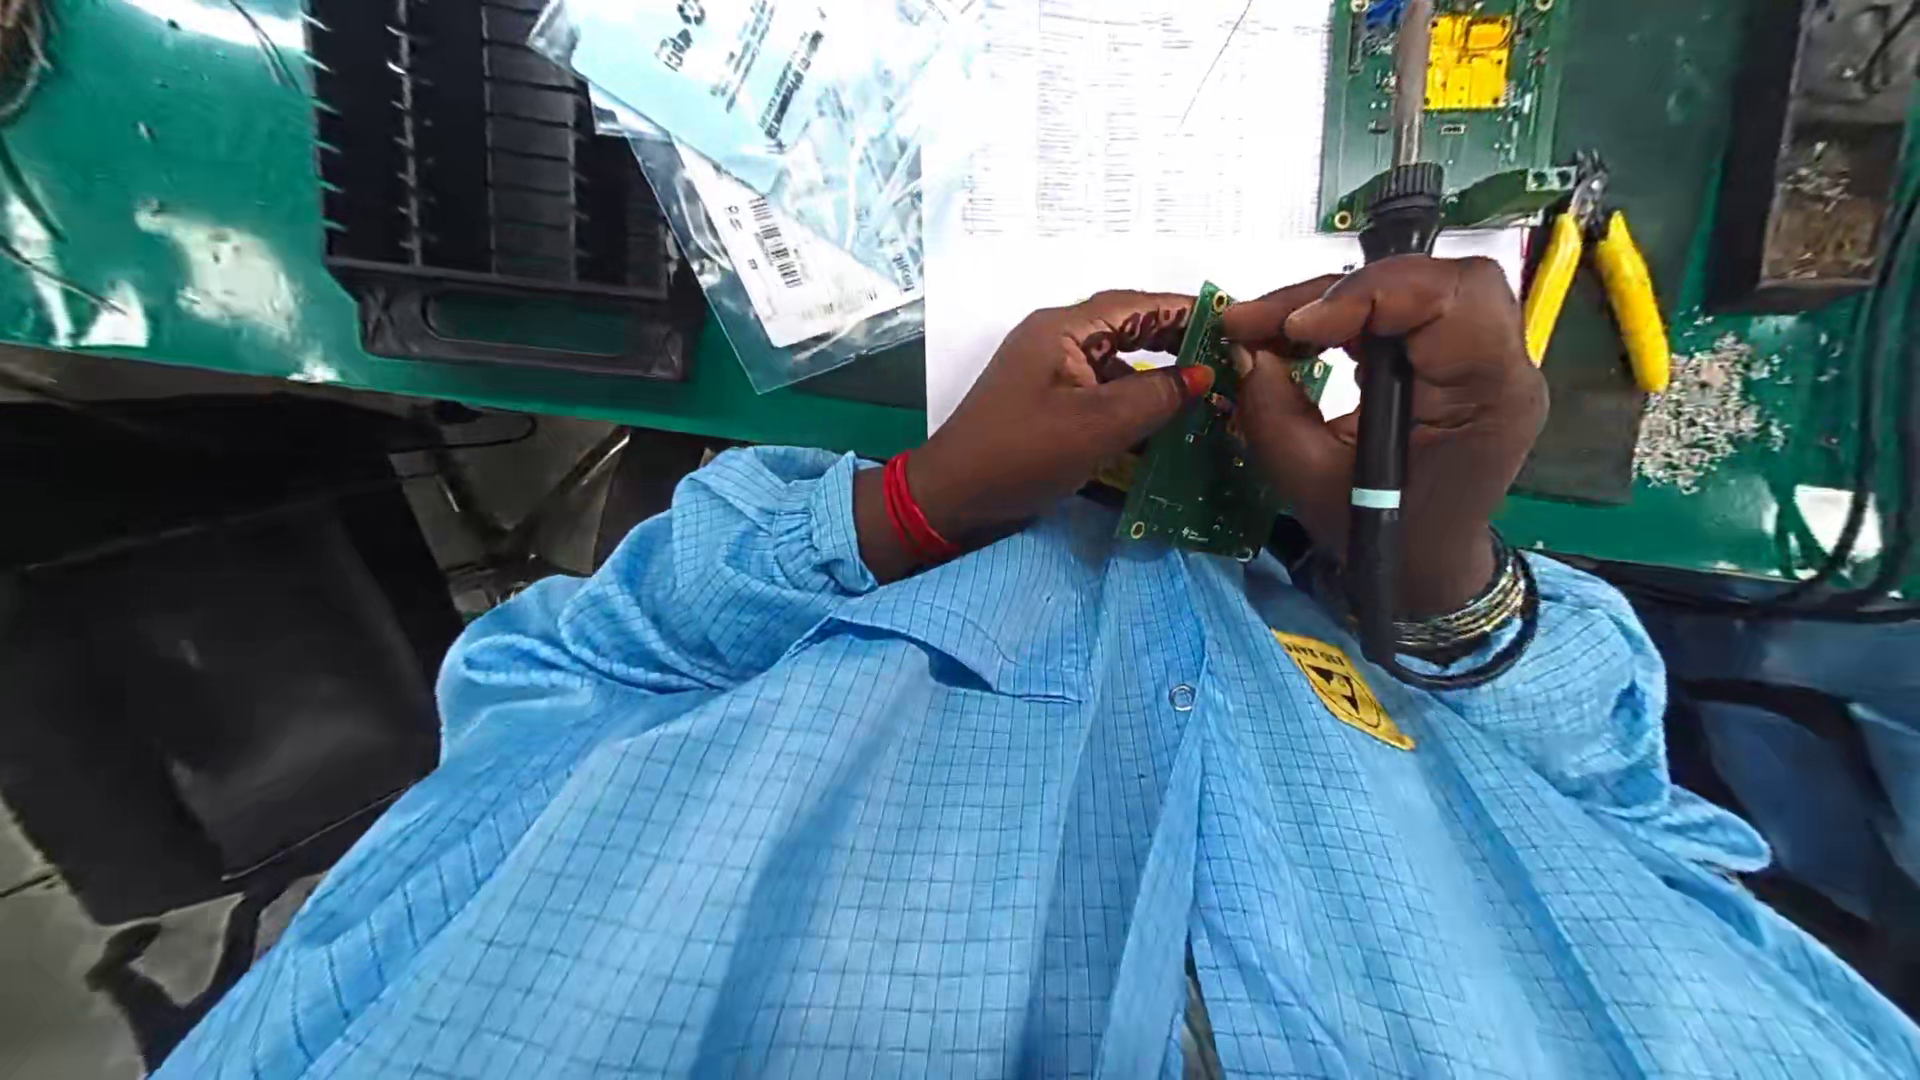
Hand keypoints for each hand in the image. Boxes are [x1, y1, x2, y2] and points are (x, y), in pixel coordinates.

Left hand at [856, 291, 1214, 581]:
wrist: (952, 497)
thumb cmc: (1021, 455)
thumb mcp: (1097, 425)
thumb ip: (1155, 395)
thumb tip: (1203, 375)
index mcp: (1060, 329)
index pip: (1135, 304)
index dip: (1186, 311)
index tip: (1233, 323)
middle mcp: (1053, 342)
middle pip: (1125, 331)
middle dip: (1175, 345)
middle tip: (1225, 361)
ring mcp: (1047, 376)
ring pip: (1112, 367)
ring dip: (1153, 380)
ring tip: (1202, 397)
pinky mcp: (1044, 408)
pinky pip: (1096, 396)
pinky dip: (1126, 407)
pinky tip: (1157, 428)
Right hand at [1222, 255, 1547, 615]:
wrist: (1422, 565)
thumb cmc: (1376, 534)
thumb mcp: (1307, 479)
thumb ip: (1273, 411)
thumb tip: (1246, 349)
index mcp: (1485, 398)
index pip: (1446, 302)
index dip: (1363, 298)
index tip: (1289, 329)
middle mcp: (1501, 365)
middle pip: (1435, 281)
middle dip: (1338, 291)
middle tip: (1258, 320)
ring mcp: (1483, 358)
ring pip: (1419, 288)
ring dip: (1336, 299)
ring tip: (1268, 326)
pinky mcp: (1454, 360)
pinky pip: (1405, 312)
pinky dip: (1346, 314)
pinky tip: (1301, 334)